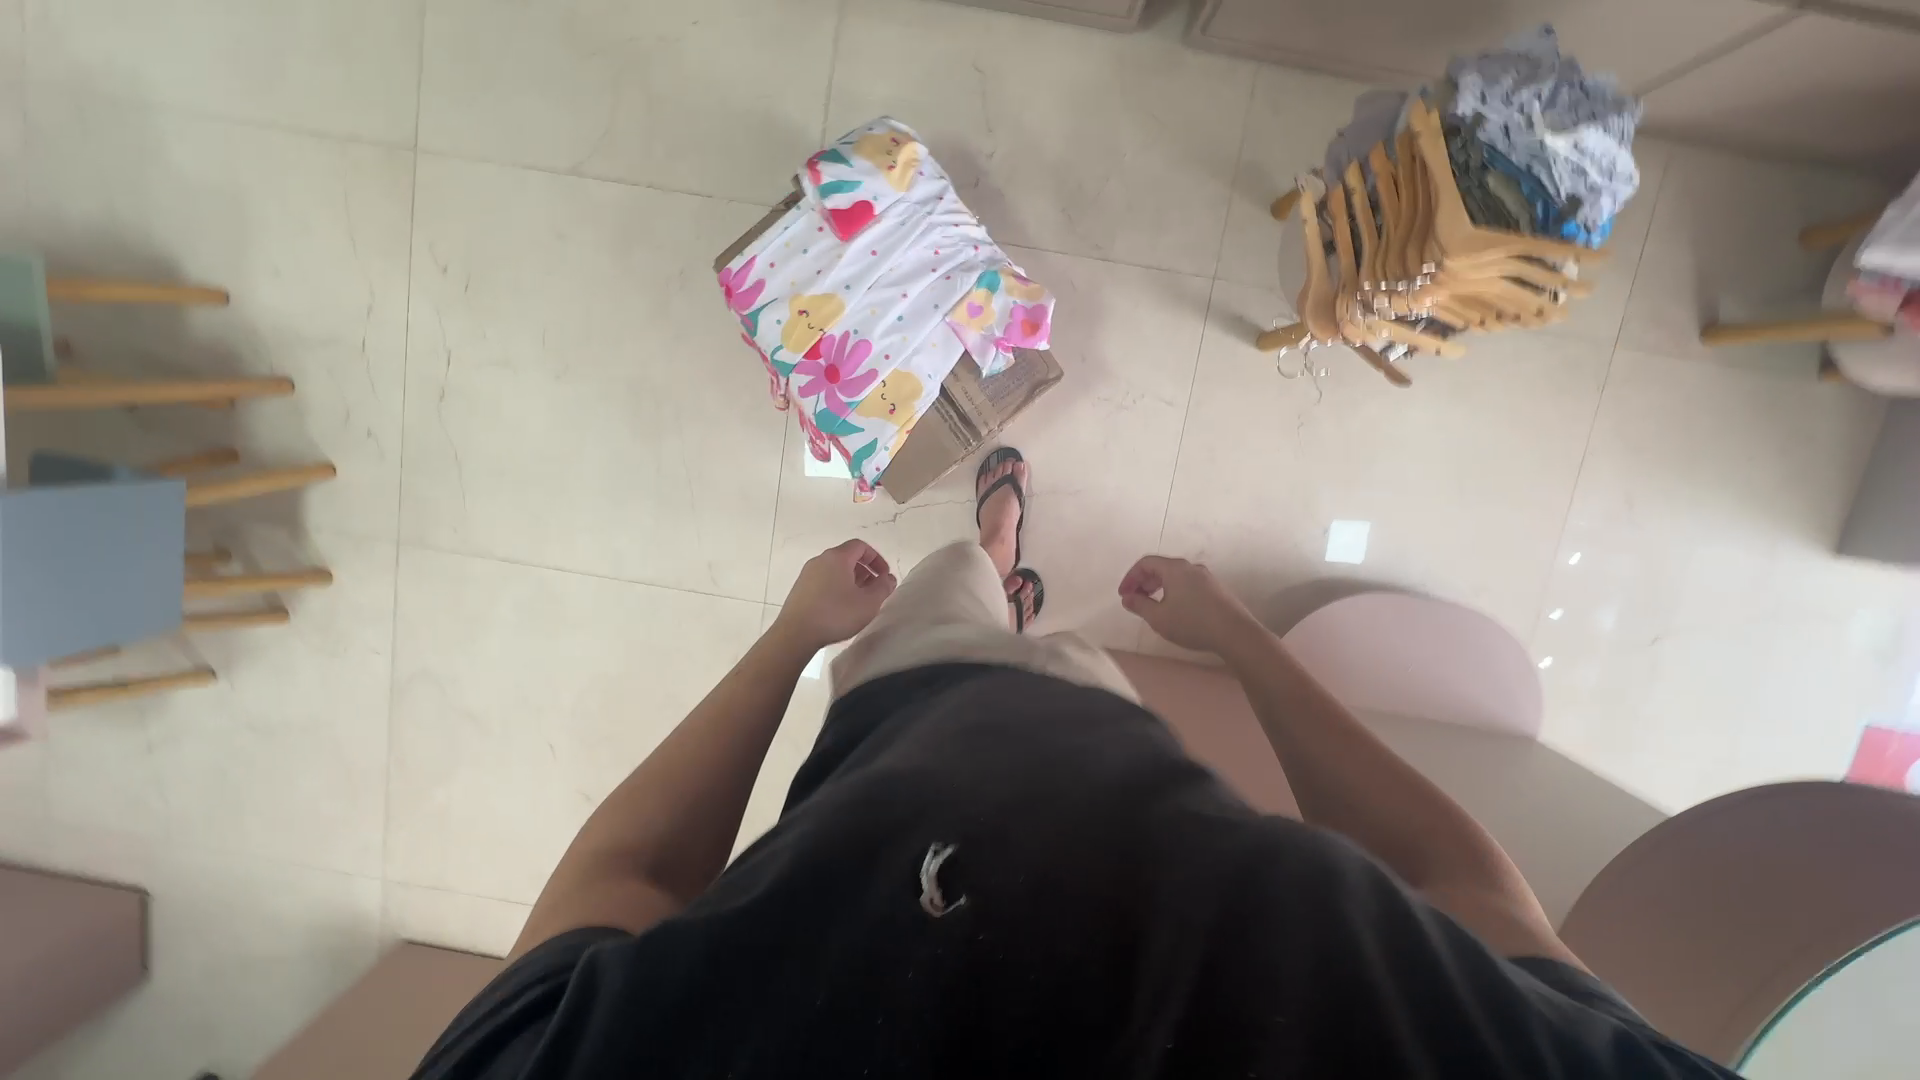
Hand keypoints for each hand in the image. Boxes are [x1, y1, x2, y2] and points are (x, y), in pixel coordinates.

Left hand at [772, 540, 896, 650]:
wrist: (795, 634)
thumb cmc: (836, 614)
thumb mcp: (868, 603)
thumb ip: (883, 587)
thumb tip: (888, 578)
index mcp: (837, 557)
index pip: (860, 546)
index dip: (876, 559)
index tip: (884, 576)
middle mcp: (820, 560)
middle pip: (847, 557)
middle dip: (865, 571)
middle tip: (874, 590)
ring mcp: (807, 574)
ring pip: (835, 570)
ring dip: (851, 581)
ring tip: (859, 601)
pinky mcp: (800, 589)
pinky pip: (823, 581)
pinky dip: (837, 587)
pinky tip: (840, 608)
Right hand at [1117, 555, 1262, 655]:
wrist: (1235, 633)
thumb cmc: (1192, 623)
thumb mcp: (1159, 618)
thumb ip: (1139, 605)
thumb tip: (1127, 597)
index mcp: (1175, 568)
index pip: (1146, 563)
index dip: (1131, 577)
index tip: (1123, 594)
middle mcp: (1191, 567)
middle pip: (1161, 567)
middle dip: (1144, 581)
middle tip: (1135, 599)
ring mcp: (1206, 577)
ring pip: (1175, 576)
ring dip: (1159, 587)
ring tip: (1152, 605)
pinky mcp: (1216, 589)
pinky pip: (1188, 583)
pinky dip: (1174, 591)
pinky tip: (1174, 609)